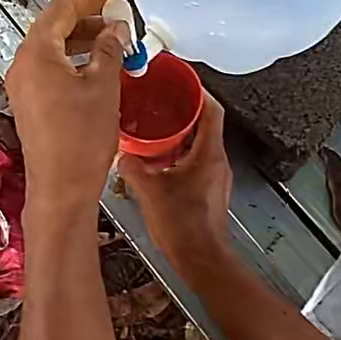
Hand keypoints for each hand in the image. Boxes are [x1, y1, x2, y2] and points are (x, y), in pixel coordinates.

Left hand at [6, 0, 130, 215]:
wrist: (62, 186)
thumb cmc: (79, 143)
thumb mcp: (104, 86)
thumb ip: (110, 47)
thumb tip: (115, 27)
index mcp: (37, 53)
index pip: (61, 8)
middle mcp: (23, 66)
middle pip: (53, 27)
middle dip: (88, 21)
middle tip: (117, 23)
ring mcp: (23, 87)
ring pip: (52, 50)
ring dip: (81, 43)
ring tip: (113, 48)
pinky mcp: (29, 105)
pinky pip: (49, 72)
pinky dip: (72, 64)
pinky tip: (96, 73)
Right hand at [121, 93, 232, 269]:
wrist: (200, 257)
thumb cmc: (183, 226)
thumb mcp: (150, 191)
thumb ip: (133, 168)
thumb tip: (123, 156)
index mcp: (209, 154)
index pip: (212, 111)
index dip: (199, 92)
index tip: (183, 82)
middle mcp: (217, 163)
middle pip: (206, 126)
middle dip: (185, 113)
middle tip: (163, 104)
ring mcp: (215, 178)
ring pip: (200, 146)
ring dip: (182, 136)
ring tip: (157, 131)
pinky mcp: (209, 192)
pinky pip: (197, 164)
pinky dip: (181, 156)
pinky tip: (160, 163)